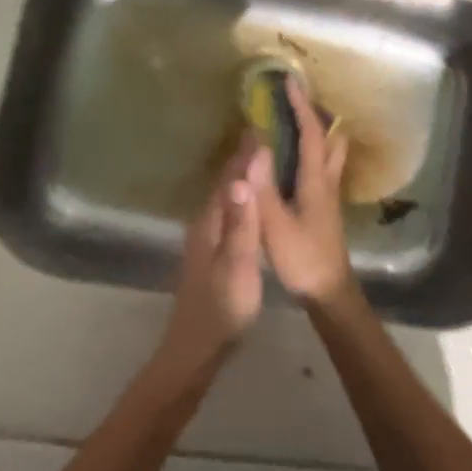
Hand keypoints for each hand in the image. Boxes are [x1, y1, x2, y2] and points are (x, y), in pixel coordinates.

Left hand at [161, 134, 262, 367]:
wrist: (199, 347)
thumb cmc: (222, 306)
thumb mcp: (237, 264)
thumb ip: (240, 222)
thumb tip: (242, 177)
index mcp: (211, 221)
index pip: (230, 175)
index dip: (247, 151)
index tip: (265, 123)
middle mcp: (207, 223)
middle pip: (227, 181)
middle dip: (247, 158)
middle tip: (273, 133)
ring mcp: (210, 238)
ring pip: (229, 196)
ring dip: (246, 176)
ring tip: (271, 158)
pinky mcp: (217, 251)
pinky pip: (233, 211)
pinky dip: (247, 197)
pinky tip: (260, 201)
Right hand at [251, 75, 353, 304]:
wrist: (329, 292)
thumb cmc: (302, 259)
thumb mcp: (275, 226)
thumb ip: (263, 188)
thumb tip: (254, 146)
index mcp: (316, 181)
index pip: (311, 133)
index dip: (300, 106)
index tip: (289, 81)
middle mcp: (327, 181)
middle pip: (328, 137)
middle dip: (313, 114)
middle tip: (292, 99)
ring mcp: (328, 195)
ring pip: (329, 153)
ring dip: (316, 132)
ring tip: (291, 123)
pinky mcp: (324, 208)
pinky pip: (320, 167)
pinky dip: (309, 152)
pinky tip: (290, 161)